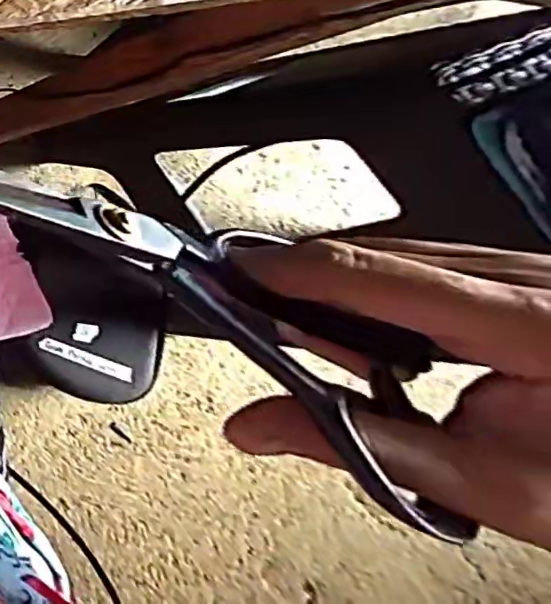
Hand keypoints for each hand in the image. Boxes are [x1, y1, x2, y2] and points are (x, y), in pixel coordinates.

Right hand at [224, 238, 550, 547]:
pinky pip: (431, 265)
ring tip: (325, 340)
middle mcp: (538, 282)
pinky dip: (382, 292)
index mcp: (530, 324)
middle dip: (303, 287)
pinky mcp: (538, 280)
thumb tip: (256, 426)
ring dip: (341, 291)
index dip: (278, 270)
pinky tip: (384, 335)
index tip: (221, 277)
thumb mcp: (497, 485)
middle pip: (370, 256)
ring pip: (396, 255)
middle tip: (266, 324)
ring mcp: (540, 276)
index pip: (362, 272)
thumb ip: (360, 444)